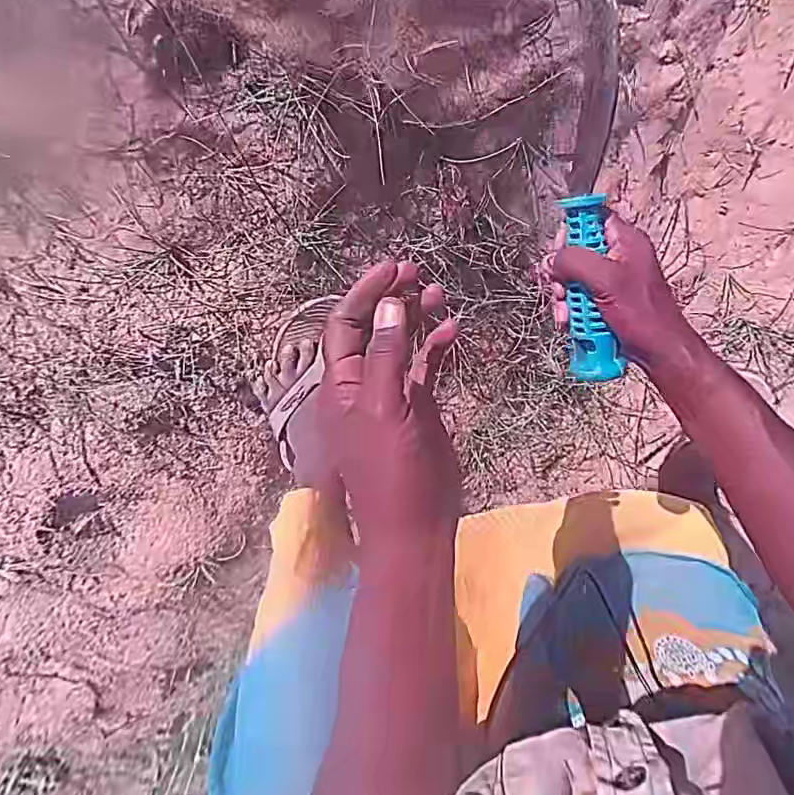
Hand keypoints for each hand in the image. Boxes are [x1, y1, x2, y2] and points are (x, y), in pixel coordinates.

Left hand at [316, 260, 461, 547]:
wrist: (415, 526)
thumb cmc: (391, 470)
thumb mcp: (384, 406)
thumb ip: (385, 355)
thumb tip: (387, 305)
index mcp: (341, 382)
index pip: (346, 323)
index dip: (365, 292)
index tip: (392, 268)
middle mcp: (362, 382)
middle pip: (372, 327)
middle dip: (391, 298)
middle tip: (416, 272)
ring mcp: (390, 393)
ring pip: (400, 342)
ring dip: (416, 316)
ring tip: (438, 292)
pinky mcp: (416, 406)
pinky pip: (424, 366)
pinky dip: (435, 346)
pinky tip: (452, 330)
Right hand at [544, 214, 699, 373]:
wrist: (659, 354)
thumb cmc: (643, 315)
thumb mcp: (606, 280)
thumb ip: (574, 261)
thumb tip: (550, 260)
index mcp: (625, 240)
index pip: (590, 217)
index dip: (571, 230)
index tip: (560, 250)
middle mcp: (616, 255)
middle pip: (573, 250)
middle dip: (561, 272)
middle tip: (561, 289)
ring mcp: (609, 279)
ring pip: (571, 277)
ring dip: (563, 296)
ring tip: (566, 314)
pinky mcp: (603, 300)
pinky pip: (576, 297)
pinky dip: (570, 310)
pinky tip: (570, 322)